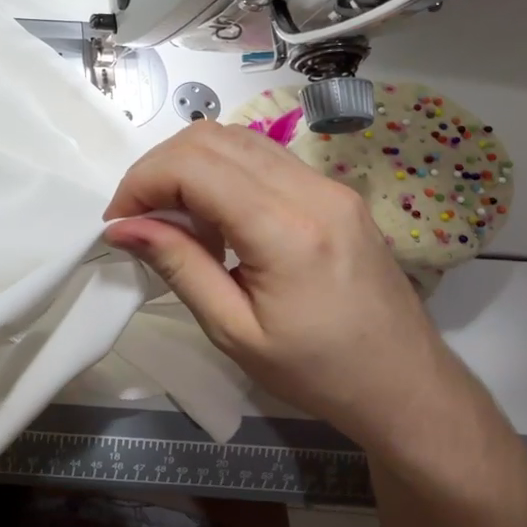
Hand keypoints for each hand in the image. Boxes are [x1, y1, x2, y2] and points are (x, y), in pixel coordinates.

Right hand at [102, 121, 477, 452]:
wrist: (408, 388)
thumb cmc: (317, 372)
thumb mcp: (233, 330)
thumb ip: (177, 266)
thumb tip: (121, 227)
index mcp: (286, 231)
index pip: (192, 167)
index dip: (141, 184)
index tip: (119, 224)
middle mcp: (311, 192)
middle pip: (208, 139)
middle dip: (157, 170)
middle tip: (138, 219)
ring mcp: (327, 186)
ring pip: (233, 138)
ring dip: (186, 167)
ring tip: (174, 219)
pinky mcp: (333, 192)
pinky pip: (259, 156)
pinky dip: (218, 171)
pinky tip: (213, 217)